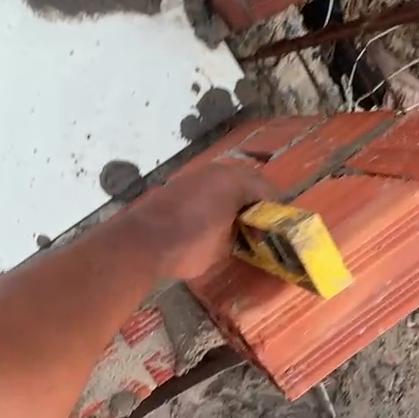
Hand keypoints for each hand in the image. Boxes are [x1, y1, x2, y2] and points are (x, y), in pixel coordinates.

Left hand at [122, 161, 275, 281]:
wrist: (142, 241)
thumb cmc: (190, 244)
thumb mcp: (224, 247)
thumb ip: (240, 234)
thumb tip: (243, 232)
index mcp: (236, 181)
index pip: (268, 190)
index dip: (275, 210)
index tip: (276, 228)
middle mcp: (217, 170)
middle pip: (248, 179)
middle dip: (256, 199)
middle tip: (260, 223)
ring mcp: (195, 174)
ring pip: (225, 180)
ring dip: (234, 197)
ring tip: (237, 221)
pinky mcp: (177, 184)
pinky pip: (207, 186)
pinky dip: (215, 198)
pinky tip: (213, 218)